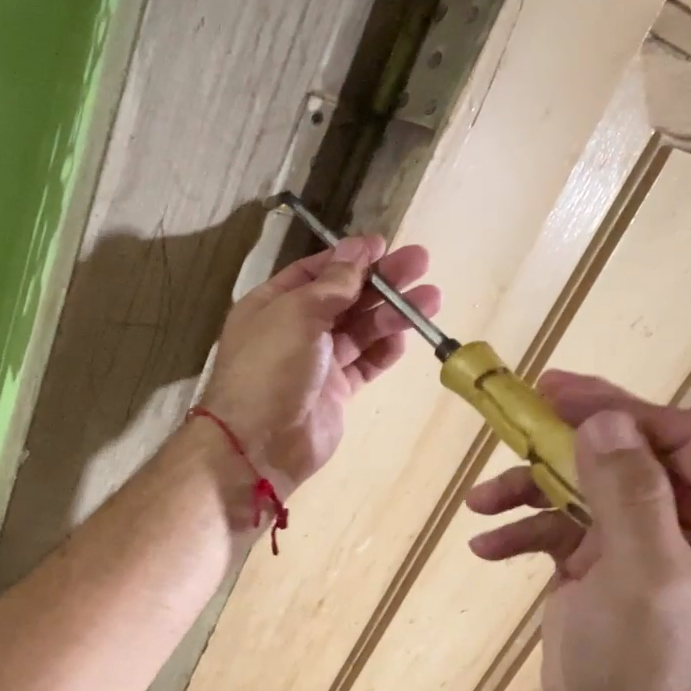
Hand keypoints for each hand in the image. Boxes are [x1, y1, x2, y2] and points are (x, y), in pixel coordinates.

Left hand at [197, 234, 439, 490]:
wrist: (260, 444)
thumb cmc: (270, 368)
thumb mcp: (297, 312)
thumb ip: (332, 282)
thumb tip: (357, 249)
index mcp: (270, 305)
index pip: (313, 272)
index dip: (348, 258)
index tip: (384, 245)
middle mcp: (291, 331)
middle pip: (342, 298)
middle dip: (381, 281)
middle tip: (421, 262)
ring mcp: (315, 364)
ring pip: (359, 330)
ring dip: (392, 313)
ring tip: (431, 298)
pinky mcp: (335, 393)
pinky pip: (365, 364)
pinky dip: (384, 349)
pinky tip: (405, 335)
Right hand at [464, 372, 690, 690]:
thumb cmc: (647, 660)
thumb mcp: (645, 572)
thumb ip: (629, 491)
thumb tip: (604, 419)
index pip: (684, 436)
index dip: (623, 407)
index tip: (558, 393)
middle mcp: (688, 523)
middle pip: (627, 453)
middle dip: (567, 439)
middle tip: (516, 417)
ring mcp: (638, 545)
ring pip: (582, 488)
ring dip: (528, 489)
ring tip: (480, 504)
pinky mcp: (596, 568)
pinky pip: (556, 529)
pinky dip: (520, 532)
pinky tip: (486, 548)